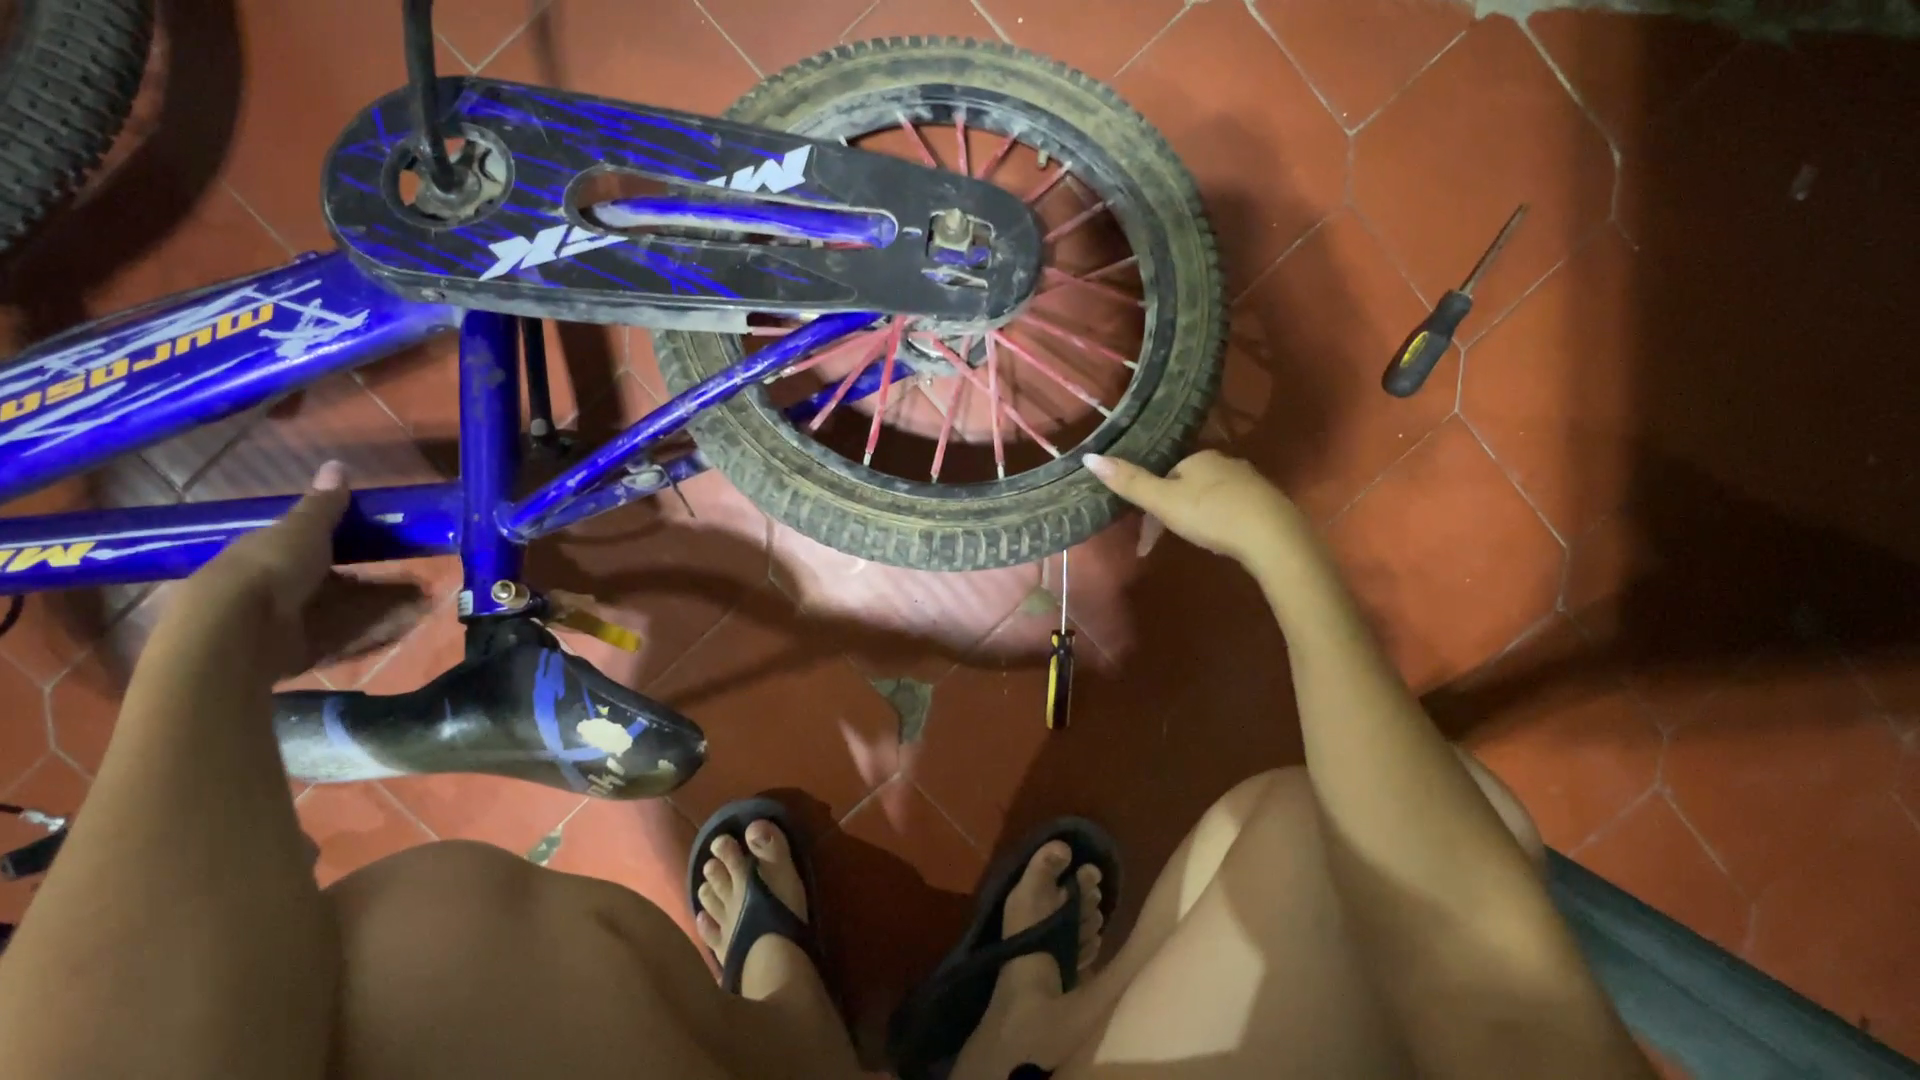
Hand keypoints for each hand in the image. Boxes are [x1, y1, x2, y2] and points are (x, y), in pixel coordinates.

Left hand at [165, 462, 427, 676]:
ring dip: (388, 609)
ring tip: (426, 605)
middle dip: (378, 585)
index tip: (384, 547)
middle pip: (336, 585)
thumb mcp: (301, 529)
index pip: (310, 548)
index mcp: (268, 554)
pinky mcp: (302, 652)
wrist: (236, 631)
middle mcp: (278, 589)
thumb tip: (336, 464)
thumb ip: (323, 505)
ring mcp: (290, 623)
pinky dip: (378, 634)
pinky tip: (408, 627)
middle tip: (419, 583)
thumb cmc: (268, 568)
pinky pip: (347, 641)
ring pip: (347, 613)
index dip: (347, 547)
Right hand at [1083, 450, 1312, 565]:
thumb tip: (1089, 457)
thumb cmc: (1212, 514)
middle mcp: (1224, 461)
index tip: (1144, 528)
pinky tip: (1220, 539)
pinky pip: (1231, 507)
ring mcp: (1248, 481)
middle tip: (1162, 540)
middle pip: (1186, 483)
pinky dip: (1218, 521)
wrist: (1273, 537)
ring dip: (1195, 516)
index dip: (1150, 499)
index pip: (1164, 472)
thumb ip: (1129, 482)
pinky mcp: (1265, 503)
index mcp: (1198, 456)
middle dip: (1171, 509)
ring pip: (1209, 495)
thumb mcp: (1163, 501)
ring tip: (1191, 540)